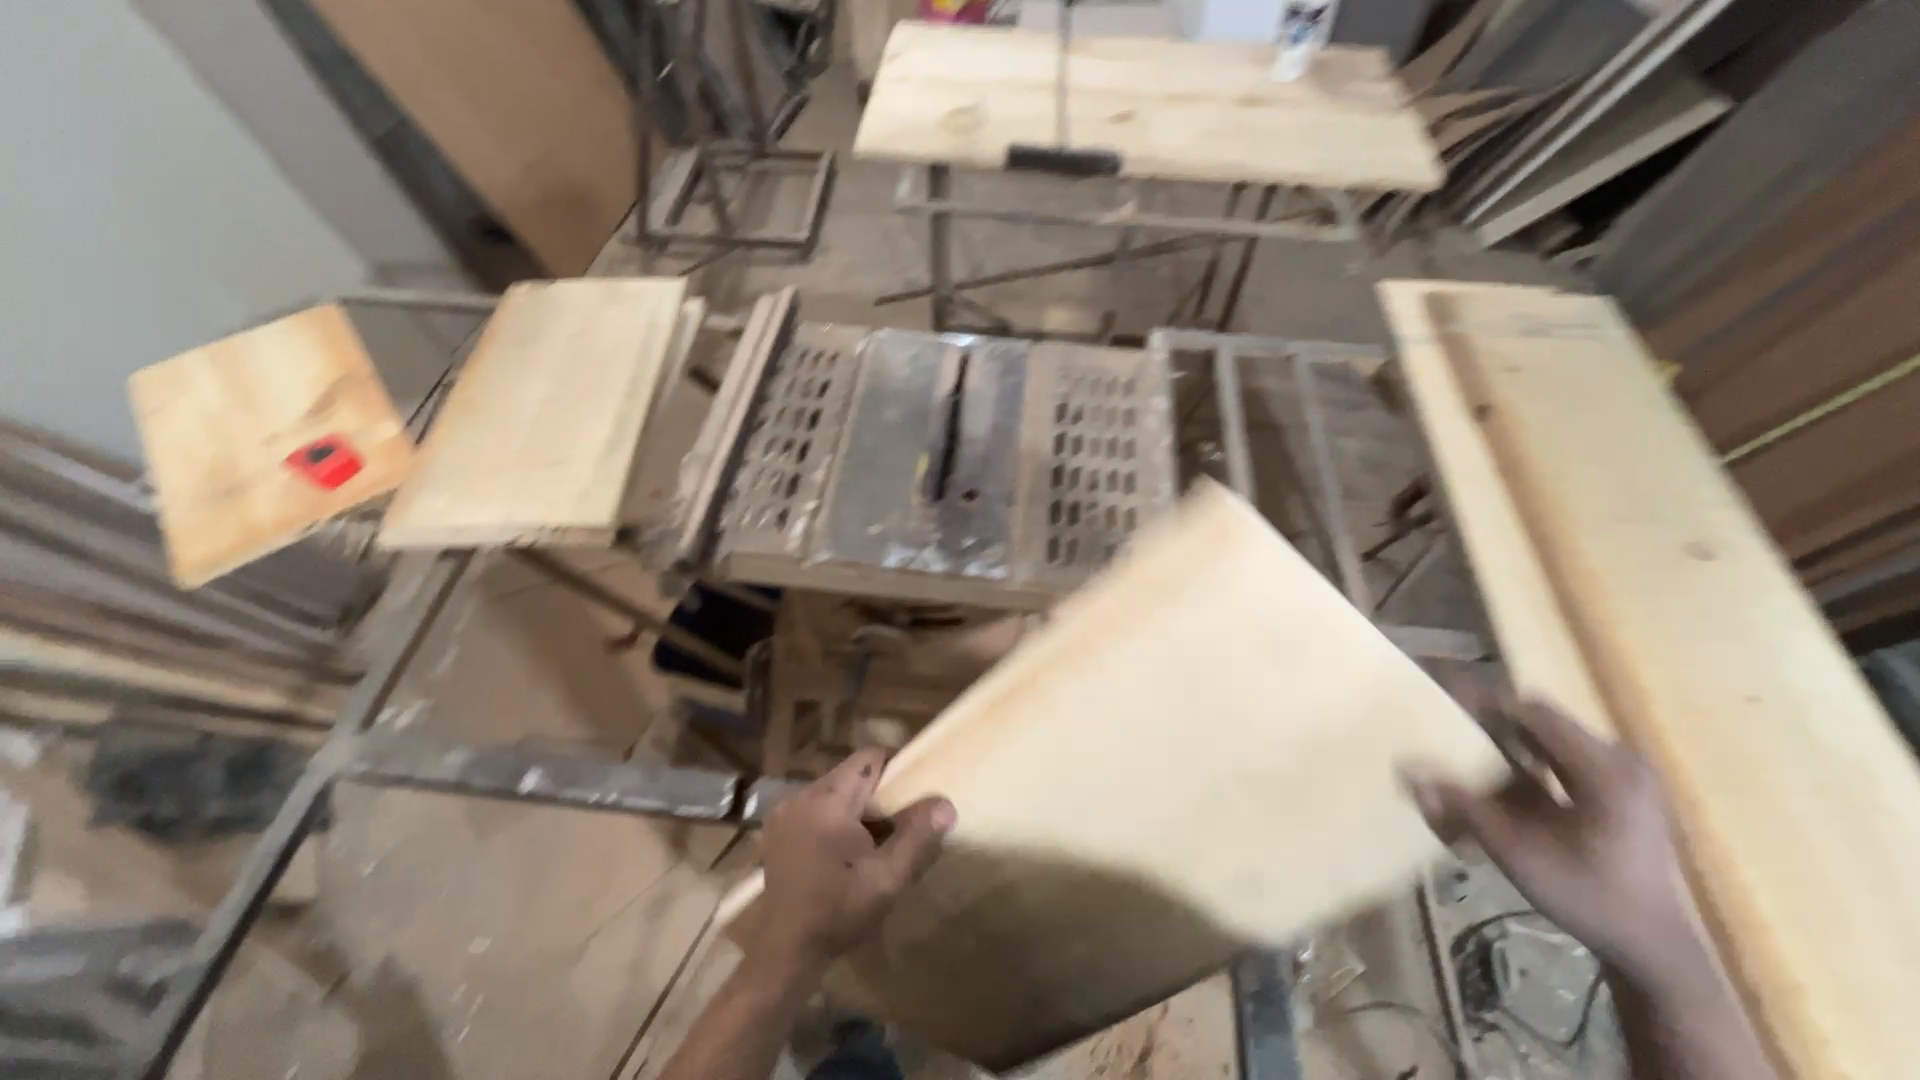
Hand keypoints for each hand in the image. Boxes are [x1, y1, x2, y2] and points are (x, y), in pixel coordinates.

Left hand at [754, 749, 955, 971]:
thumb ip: (917, 837)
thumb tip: (945, 804)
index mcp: (828, 801)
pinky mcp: (777, 831)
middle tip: (901, 824)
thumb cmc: (839, 912)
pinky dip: (835, 819)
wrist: (786, 952)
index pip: (869, 758)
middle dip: (879, 793)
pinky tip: (844, 852)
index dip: (896, 768)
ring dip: (857, 808)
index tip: (915, 793)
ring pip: (834, 791)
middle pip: (851, 774)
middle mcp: (802, 796)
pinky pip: (816, 808)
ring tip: (875, 841)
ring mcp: (784, 813)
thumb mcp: (887, 878)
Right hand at [1401, 693, 1699, 980]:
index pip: (1532, 710)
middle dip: (1490, 725)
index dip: (1483, 702)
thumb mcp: (1519, 854)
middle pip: (1540, 721)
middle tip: (1446, 734)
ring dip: (1507, 744)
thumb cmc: (1589, 898)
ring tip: (1467, 760)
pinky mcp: (1621, 791)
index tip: (1440, 703)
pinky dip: (1528, 764)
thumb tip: (1406, 769)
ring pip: (1549, 739)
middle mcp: (1620, 760)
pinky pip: (1564, 759)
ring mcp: (1624, 774)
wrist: (1655, 949)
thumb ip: (1463, 808)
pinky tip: (1503, 788)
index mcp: (1605, 769)